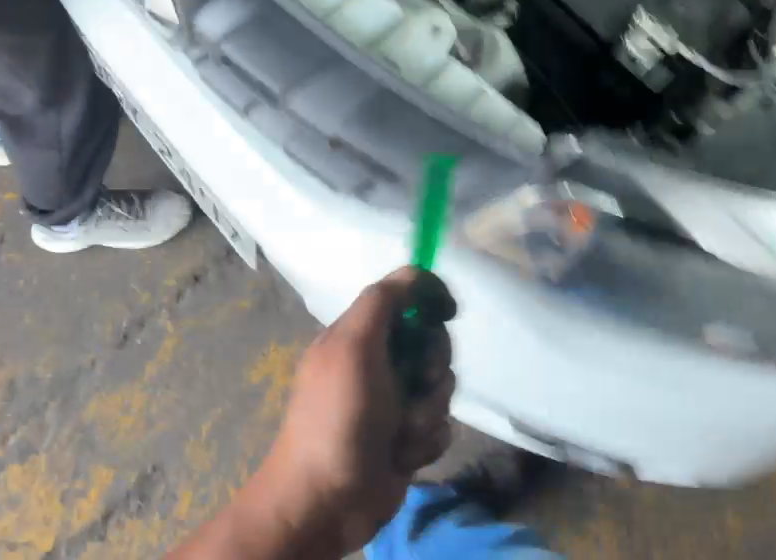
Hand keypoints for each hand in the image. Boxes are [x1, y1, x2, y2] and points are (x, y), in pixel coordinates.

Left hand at [248, 268, 457, 553]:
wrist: (327, 501)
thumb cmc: (338, 416)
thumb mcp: (353, 344)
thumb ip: (383, 300)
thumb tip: (415, 274)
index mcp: (359, 335)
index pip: (406, 297)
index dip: (430, 298)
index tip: (447, 312)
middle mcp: (378, 363)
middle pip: (433, 341)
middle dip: (432, 365)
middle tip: (415, 382)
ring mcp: (394, 403)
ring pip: (442, 386)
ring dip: (427, 410)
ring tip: (400, 433)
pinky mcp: (408, 439)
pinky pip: (441, 425)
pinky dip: (426, 440)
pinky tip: (402, 455)